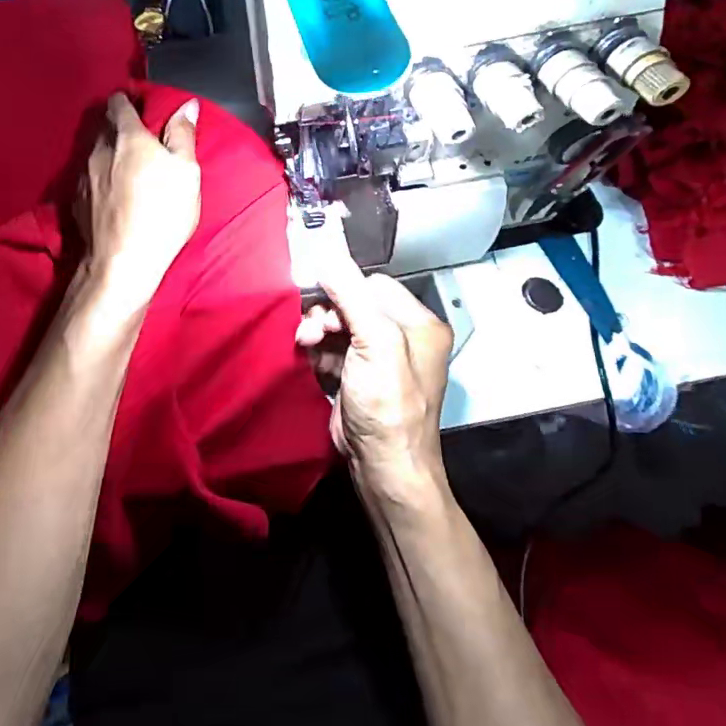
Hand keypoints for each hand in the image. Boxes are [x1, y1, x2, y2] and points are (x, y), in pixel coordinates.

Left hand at [80, 93, 200, 301]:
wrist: (123, 261)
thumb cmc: (162, 212)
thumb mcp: (186, 171)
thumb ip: (183, 135)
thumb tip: (186, 105)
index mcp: (127, 137)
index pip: (119, 104)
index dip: (129, 101)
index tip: (141, 106)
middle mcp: (98, 149)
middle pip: (104, 125)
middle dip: (119, 125)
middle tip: (140, 137)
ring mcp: (82, 175)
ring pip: (94, 151)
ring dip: (110, 152)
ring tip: (129, 166)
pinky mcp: (76, 200)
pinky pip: (89, 176)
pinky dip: (101, 176)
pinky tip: (115, 191)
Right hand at [296, 262, 452, 494]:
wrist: (383, 468)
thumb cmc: (390, 407)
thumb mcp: (376, 344)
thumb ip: (353, 297)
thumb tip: (328, 257)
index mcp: (420, 325)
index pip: (376, 286)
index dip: (346, 290)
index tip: (322, 302)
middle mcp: (404, 338)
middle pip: (356, 305)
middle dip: (328, 313)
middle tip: (310, 329)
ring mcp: (380, 360)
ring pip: (341, 327)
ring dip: (319, 331)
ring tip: (304, 342)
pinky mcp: (358, 378)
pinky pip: (334, 350)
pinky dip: (318, 349)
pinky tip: (306, 353)